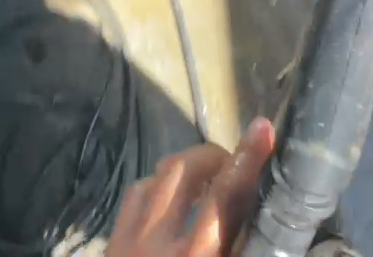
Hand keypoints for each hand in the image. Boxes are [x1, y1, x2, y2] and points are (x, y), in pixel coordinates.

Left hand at [107, 117, 274, 256]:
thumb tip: (250, 212)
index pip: (225, 196)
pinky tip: (167, 201)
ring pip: (154, 176)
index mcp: (196, 255)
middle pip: (183, 169)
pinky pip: (133, 199)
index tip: (263, 128)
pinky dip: (154, 189)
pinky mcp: (109, 244)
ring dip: (182, 169)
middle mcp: (156, 241)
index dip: (246, 158)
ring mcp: (125, 240)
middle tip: (232, 167)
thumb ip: (235, 244)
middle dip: (212, 157)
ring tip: (203, 181)